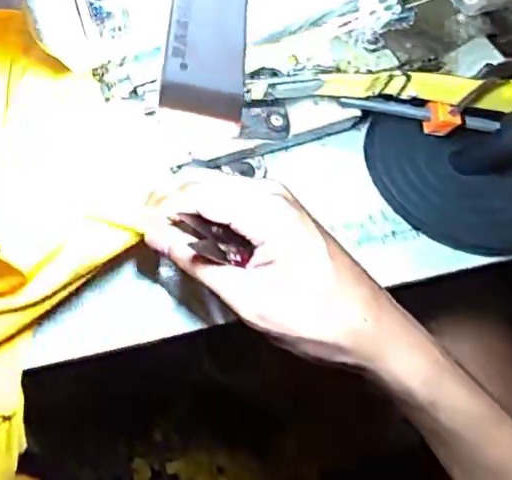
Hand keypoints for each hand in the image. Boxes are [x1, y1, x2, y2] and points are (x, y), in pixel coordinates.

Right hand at [143, 172, 417, 368]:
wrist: (373, 331)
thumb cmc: (317, 318)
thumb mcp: (249, 298)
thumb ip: (197, 261)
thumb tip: (157, 236)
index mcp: (264, 206)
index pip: (197, 192)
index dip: (162, 207)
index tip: (138, 224)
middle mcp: (269, 191)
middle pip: (204, 182)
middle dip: (172, 203)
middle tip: (148, 229)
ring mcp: (276, 197)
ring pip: (216, 189)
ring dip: (191, 210)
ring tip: (172, 239)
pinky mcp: (279, 209)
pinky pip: (233, 201)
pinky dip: (211, 216)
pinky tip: (205, 241)